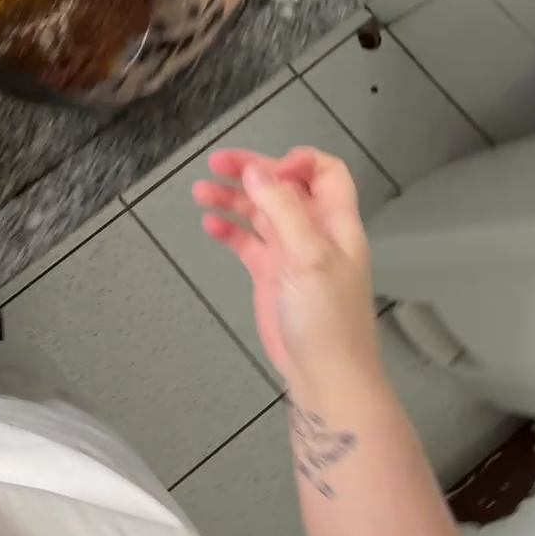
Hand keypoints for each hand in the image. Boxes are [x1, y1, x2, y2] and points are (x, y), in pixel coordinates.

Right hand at [192, 147, 378, 387]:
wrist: (323, 372)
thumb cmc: (326, 316)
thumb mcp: (308, 256)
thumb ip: (282, 210)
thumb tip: (256, 170)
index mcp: (334, 223)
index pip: (324, 173)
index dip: (296, 163)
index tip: (262, 171)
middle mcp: (312, 232)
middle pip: (282, 187)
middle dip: (252, 171)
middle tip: (215, 164)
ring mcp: (289, 253)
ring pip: (259, 212)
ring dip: (233, 198)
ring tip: (200, 191)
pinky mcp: (269, 274)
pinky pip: (246, 241)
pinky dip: (228, 230)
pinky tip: (209, 225)